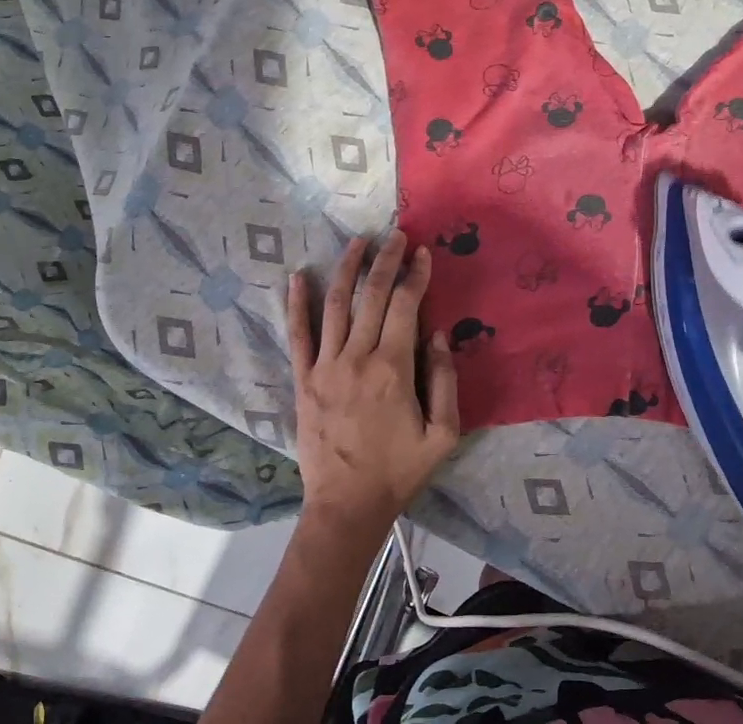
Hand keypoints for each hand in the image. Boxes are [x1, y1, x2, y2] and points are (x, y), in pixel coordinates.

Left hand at [287, 231, 459, 540]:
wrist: (347, 506)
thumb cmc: (400, 471)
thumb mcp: (443, 435)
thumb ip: (445, 380)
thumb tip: (437, 334)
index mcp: (394, 369)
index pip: (407, 306)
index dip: (416, 276)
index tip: (423, 252)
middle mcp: (358, 358)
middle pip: (373, 297)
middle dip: (386, 261)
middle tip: (396, 236)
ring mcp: (326, 367)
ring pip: (335, 306)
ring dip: (347, 270)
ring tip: (358, 242)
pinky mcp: (304, 381)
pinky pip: (299, 335)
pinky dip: (297, 304)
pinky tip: (298, 277)